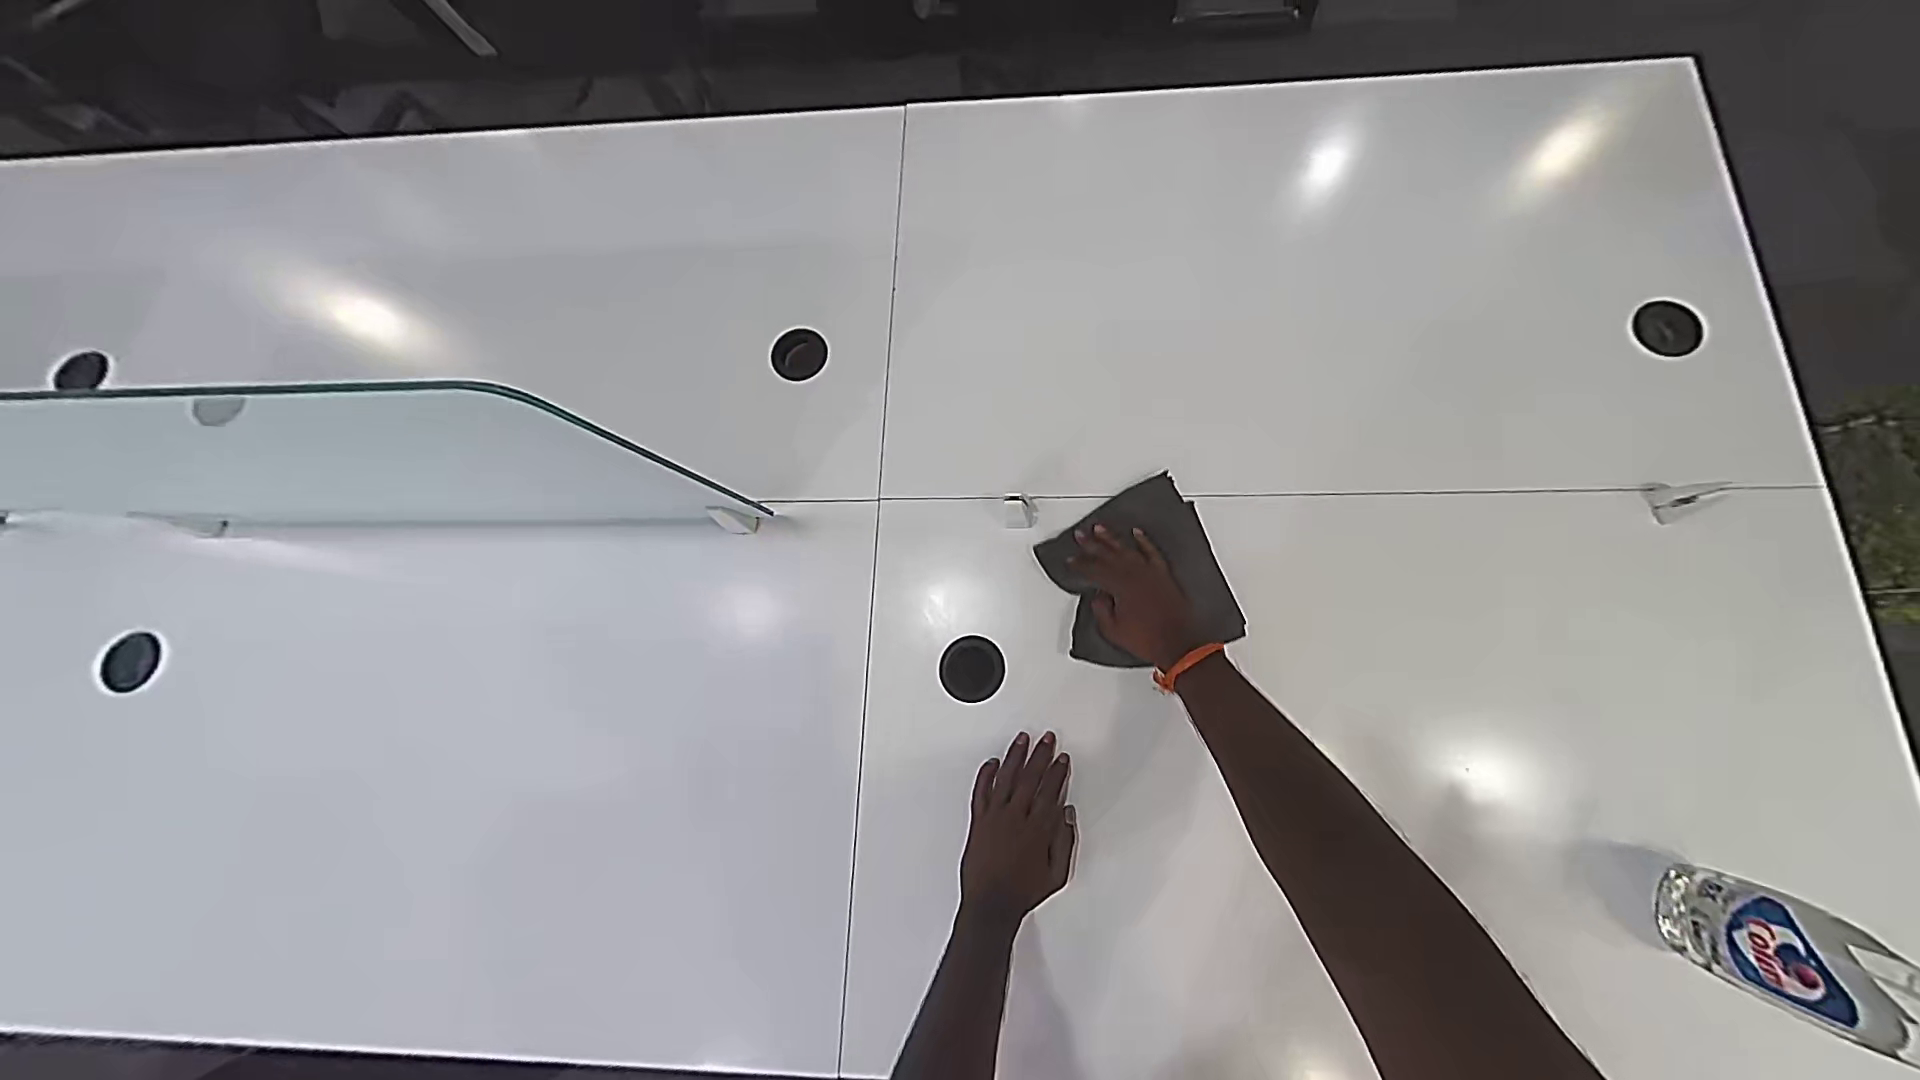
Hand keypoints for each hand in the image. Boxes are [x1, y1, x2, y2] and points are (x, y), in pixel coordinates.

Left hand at [960, 731, 1075, 929]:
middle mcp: (1016, 818)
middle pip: (1031, 777)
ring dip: (1016, 755)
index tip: (1062, 758)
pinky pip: (981, 791)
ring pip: (1006, 777)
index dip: (1058, 771)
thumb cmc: (1022, 892)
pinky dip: (986, 774)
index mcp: (1037, 829)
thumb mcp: (1057, 874)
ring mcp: (995, 817)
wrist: (990, 904)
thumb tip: (1067, 814)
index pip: (1051, 790)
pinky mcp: (978, 820)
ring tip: (1022, 739)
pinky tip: (992, 762)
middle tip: (1047, 738)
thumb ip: (1065, 841)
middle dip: (1041, 754)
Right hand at [1067, 524, 1205, 669]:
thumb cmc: (1147, 639)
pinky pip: (1152, 552)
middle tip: (1079, 534)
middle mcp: (1134, 574)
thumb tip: (1099, 596)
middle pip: (1108, 555)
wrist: (1178, 644)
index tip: (1071, 560)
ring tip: (1099, 528)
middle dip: (1091, 544)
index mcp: (1120, 586)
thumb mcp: (1112, 630)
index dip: (1080, 564)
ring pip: (1126, 549)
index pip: (1094, 570)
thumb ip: (1101, 609)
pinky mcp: (1164, 574)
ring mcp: (1150, 572)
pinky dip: (1144, 541)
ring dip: (1111, 538)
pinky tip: (1136, 533)